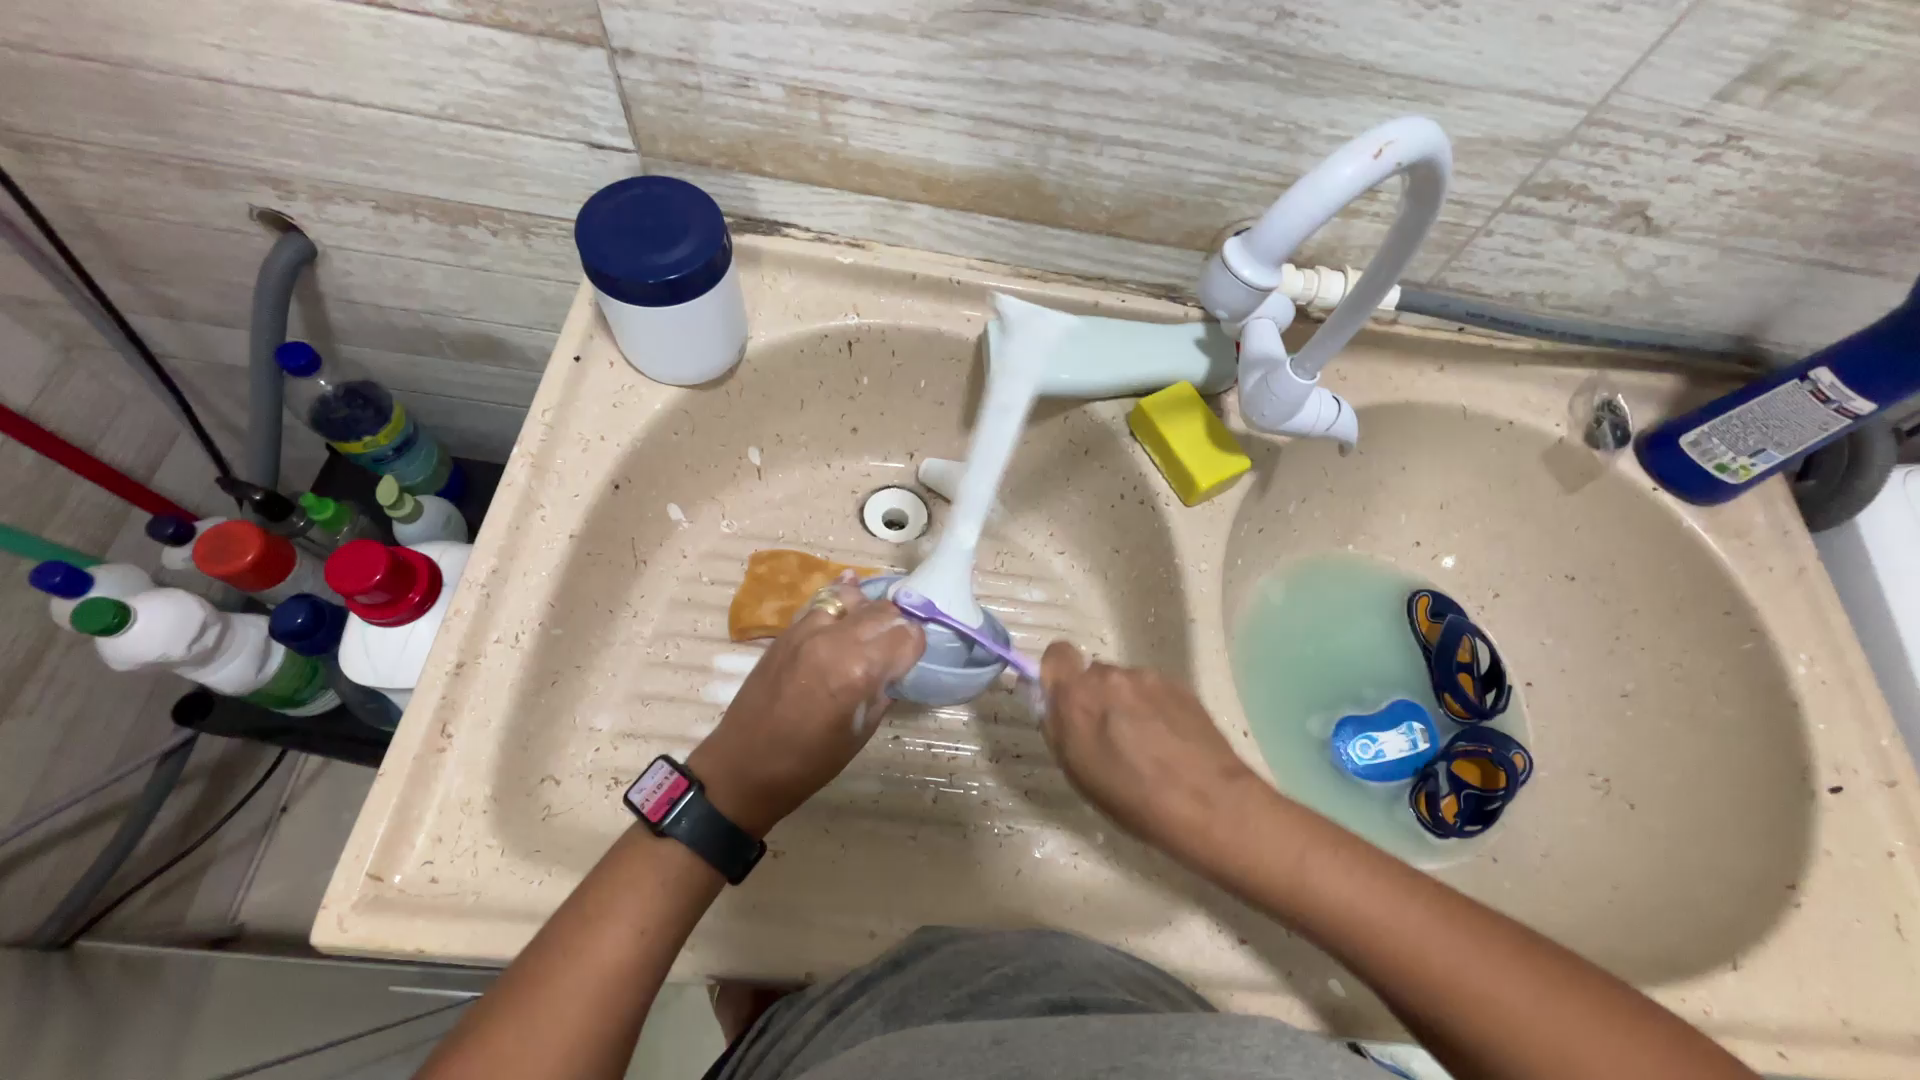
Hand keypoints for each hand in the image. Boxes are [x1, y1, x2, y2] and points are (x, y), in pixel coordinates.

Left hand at [688, 574, 924, 836]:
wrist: (744, 765)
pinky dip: (840, 600)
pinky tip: (850, 601)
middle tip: (897, 646)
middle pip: (884, 612)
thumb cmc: (808, 762)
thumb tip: (892, 670)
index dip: (915, 647)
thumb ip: (882, 691)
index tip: (911, 661)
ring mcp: (808, 630)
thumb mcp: (860, 732)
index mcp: (859, 670)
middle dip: (897, 626)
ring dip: (869, 612)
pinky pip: (821, 602)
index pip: (907, 636)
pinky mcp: (788, 631)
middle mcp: (835, 640)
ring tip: (872, 630)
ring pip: (853, 599)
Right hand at [1038, 642, 1263, 858]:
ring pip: (1125, 683)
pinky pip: (1154, 690)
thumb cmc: (1130, 798)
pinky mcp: (1180, 685)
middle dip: (1095, 697)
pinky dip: (1155, 708)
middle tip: (1109, 734)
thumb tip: (1053, 702)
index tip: (1066, 701)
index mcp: (1076, 696)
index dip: (1059, 674)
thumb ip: (1059, 725)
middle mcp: (1109, 677)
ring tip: (1145, 742)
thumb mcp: (1076, 769)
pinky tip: (1169, 740)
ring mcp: (1147, 678)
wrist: (1207, 802)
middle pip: (1093, 674)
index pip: (1056, 655)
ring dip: (1127, 703)